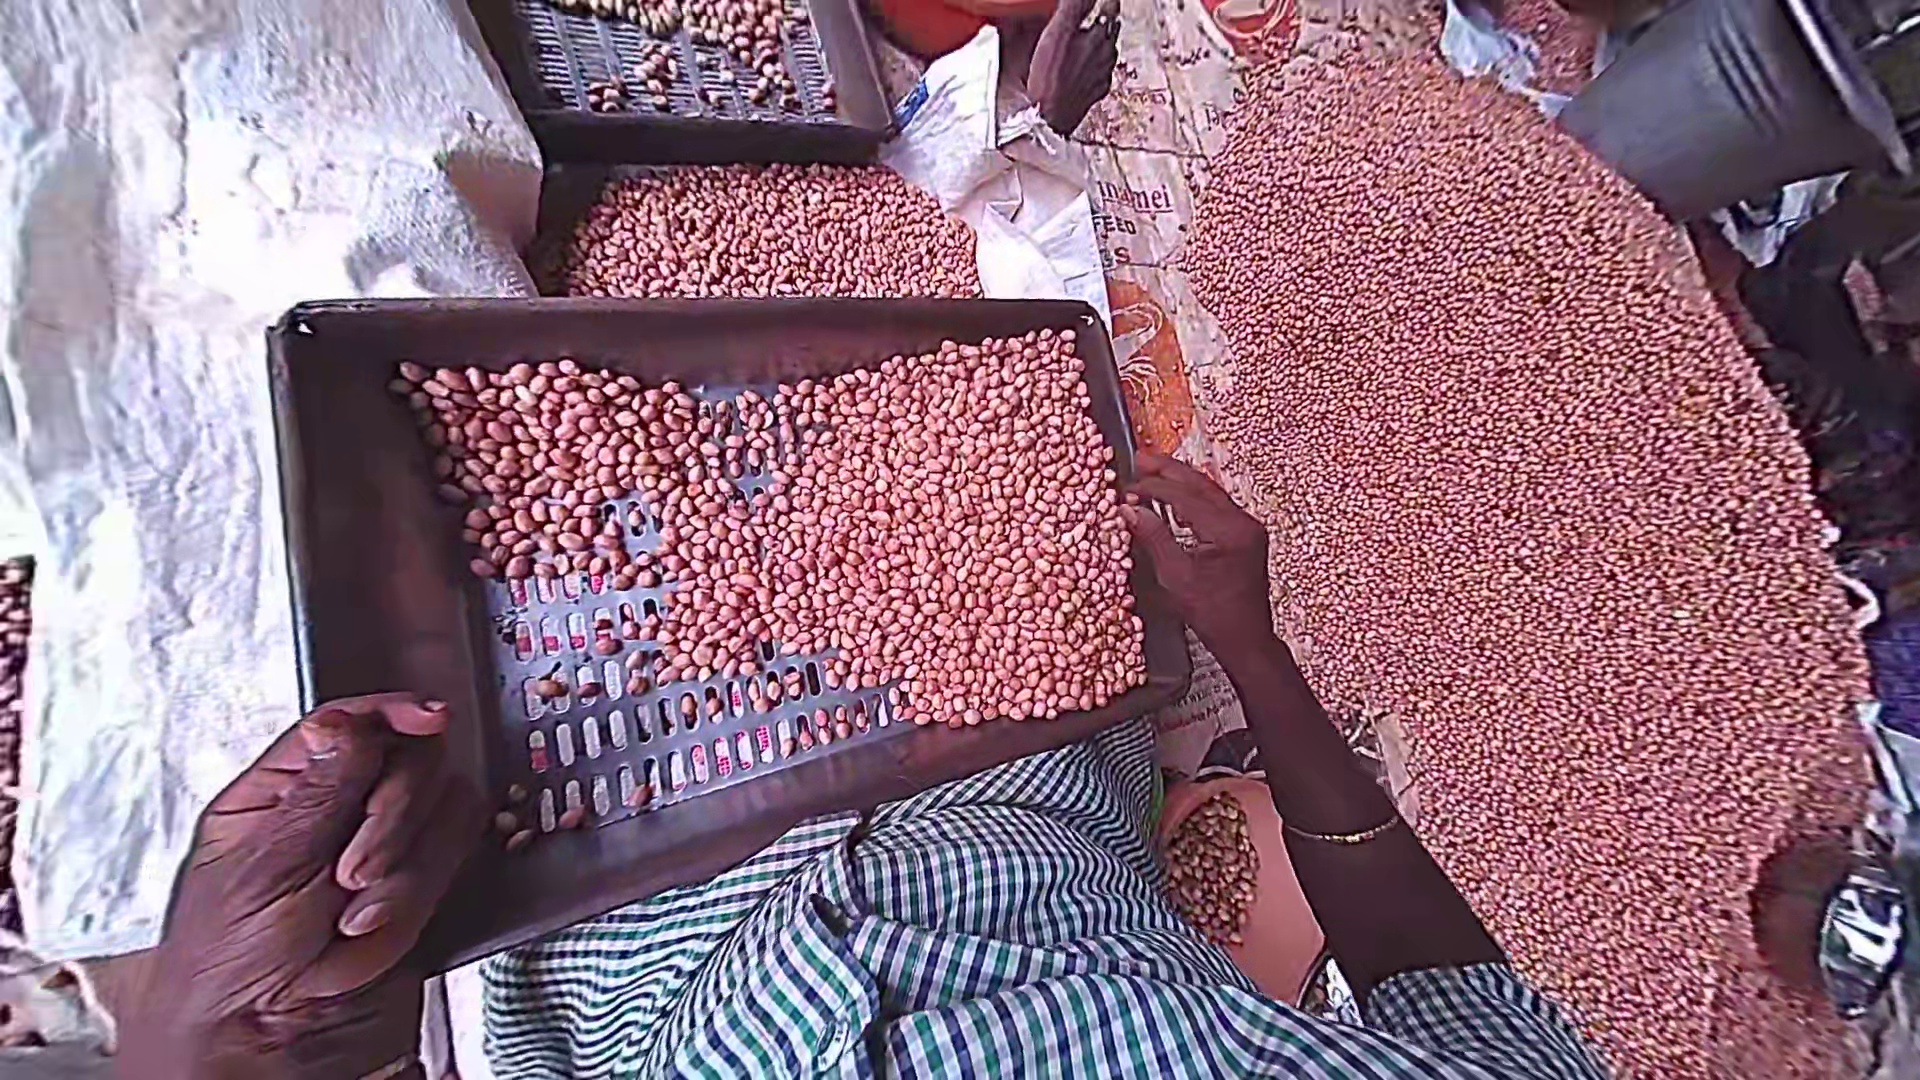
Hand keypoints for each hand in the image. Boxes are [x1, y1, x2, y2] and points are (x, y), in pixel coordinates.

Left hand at [120, 694, 482, 1079]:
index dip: (393, 712)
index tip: (432, 718)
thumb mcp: (265, 872)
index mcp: (284, 793)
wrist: (285, 1038)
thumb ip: (321, 789)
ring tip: (358, 907)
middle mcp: (348, 800)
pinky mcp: (436, 852)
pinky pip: (463, 832)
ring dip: (408, 855)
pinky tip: (382, 916)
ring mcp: (397, 826)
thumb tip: (346, 718)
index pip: (351, 723)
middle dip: (394, 811)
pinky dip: (427, 876)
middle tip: (355, 867)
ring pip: (445, 794)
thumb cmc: (238, 965)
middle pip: (412, 755)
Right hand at [1028, 0, 1119, 135]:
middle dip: (1103, 22)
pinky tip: (1082, 71)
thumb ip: (1077, 5)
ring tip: (1087, 44)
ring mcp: (1102, 79)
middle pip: (1110, 31)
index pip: (1111, 5)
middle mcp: (1107, 57)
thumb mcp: (1059, 31)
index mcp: (1101, 36)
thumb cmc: (1052, 78)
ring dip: (1098, 47)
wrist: (1048, 121)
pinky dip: (1093, 69)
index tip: (1100, 1)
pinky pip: (1099, 76)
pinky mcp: (1095, 97)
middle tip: (1094, 17)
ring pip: (1106, 54)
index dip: (1105, 0)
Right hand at [1122, 454, 1278, 665]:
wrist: (1246, 637)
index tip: (1127, 488)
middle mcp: (1243, 522)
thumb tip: (1128, 510)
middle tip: (1139, 458)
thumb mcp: (1175, 576)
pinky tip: (1172, 496)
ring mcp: (1246, 526)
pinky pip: (1214, 506)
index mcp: (1228, 531)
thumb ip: (1154, 538)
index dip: (1153, 488)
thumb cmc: (1211, 614)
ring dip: (1179, 480)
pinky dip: (1190, 497)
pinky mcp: (1244, 534)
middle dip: (1168, 470)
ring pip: (1208, 491)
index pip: (1185, 496)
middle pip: (1200, 484)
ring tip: (1151, 469)